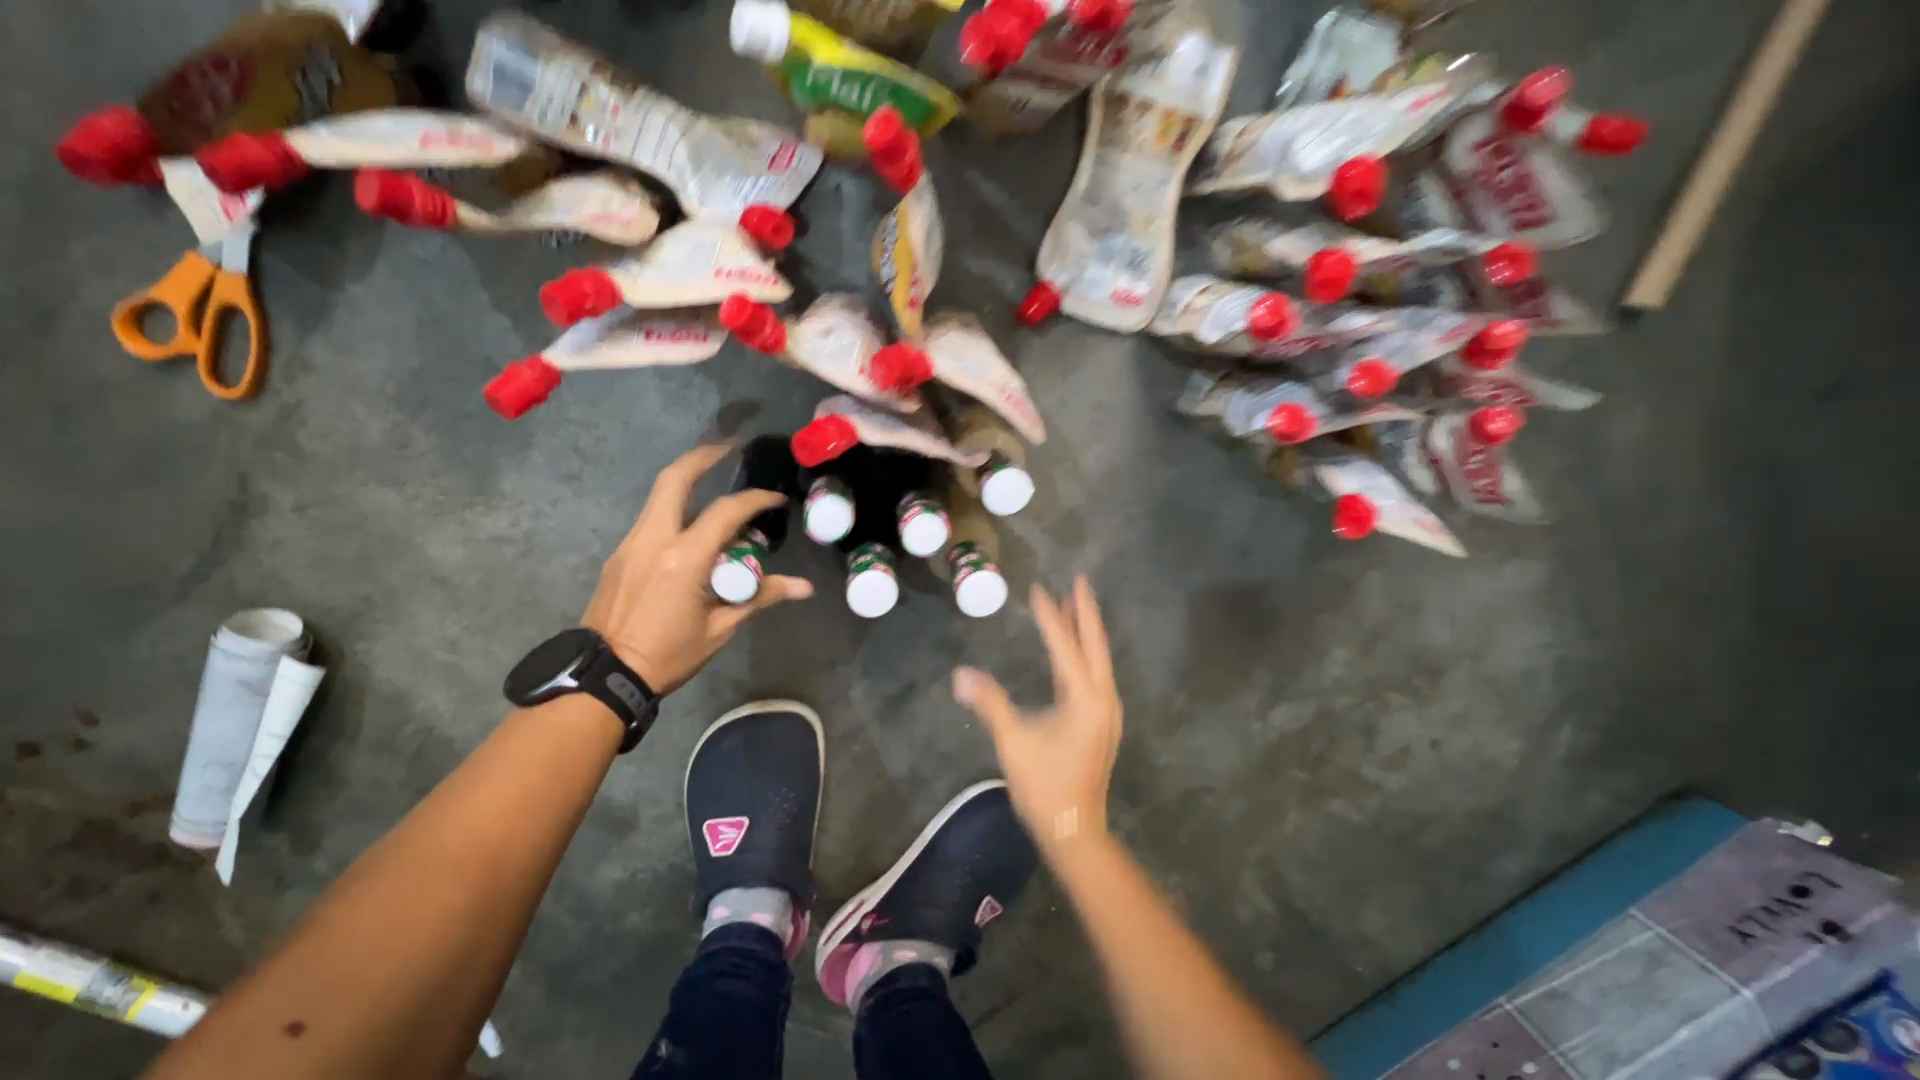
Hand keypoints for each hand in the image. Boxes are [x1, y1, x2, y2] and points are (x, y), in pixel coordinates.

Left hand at [582, 442, 812, 693]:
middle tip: (730, 447)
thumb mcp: (719, 629)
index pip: (725, 512)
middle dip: (703, 456)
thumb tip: (803, 588)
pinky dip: (675, 511)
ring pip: (658, 496)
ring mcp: (631, 544)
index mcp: (683, 558)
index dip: (755, 499)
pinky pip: (651, 519)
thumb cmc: (667, 655)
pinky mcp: (620, 555)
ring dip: (687, 481)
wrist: (604, 675)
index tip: (775, 498)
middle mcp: (653, 539)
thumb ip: (759, 597)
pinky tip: (692, 527)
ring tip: (714, 481)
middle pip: (675, 478)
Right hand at [952, 576, 1120, 855]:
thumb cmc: (1044, 787)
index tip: (1039, 590)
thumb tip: (960, 675)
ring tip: (1073, 607)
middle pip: (1094, 646)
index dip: (1051, 618)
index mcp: (1085, 699)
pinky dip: (1084, 656)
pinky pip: (1094, 677)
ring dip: (1085, 633)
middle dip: (1085, 613)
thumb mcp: (1013, 743)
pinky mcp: (1101, 724)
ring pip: (1097, 661)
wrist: (1074, 830)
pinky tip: (1072, 654)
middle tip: (1080, 581)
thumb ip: (990, 704)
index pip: (1065, 647)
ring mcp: (1106, 713)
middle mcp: (1103, 699)